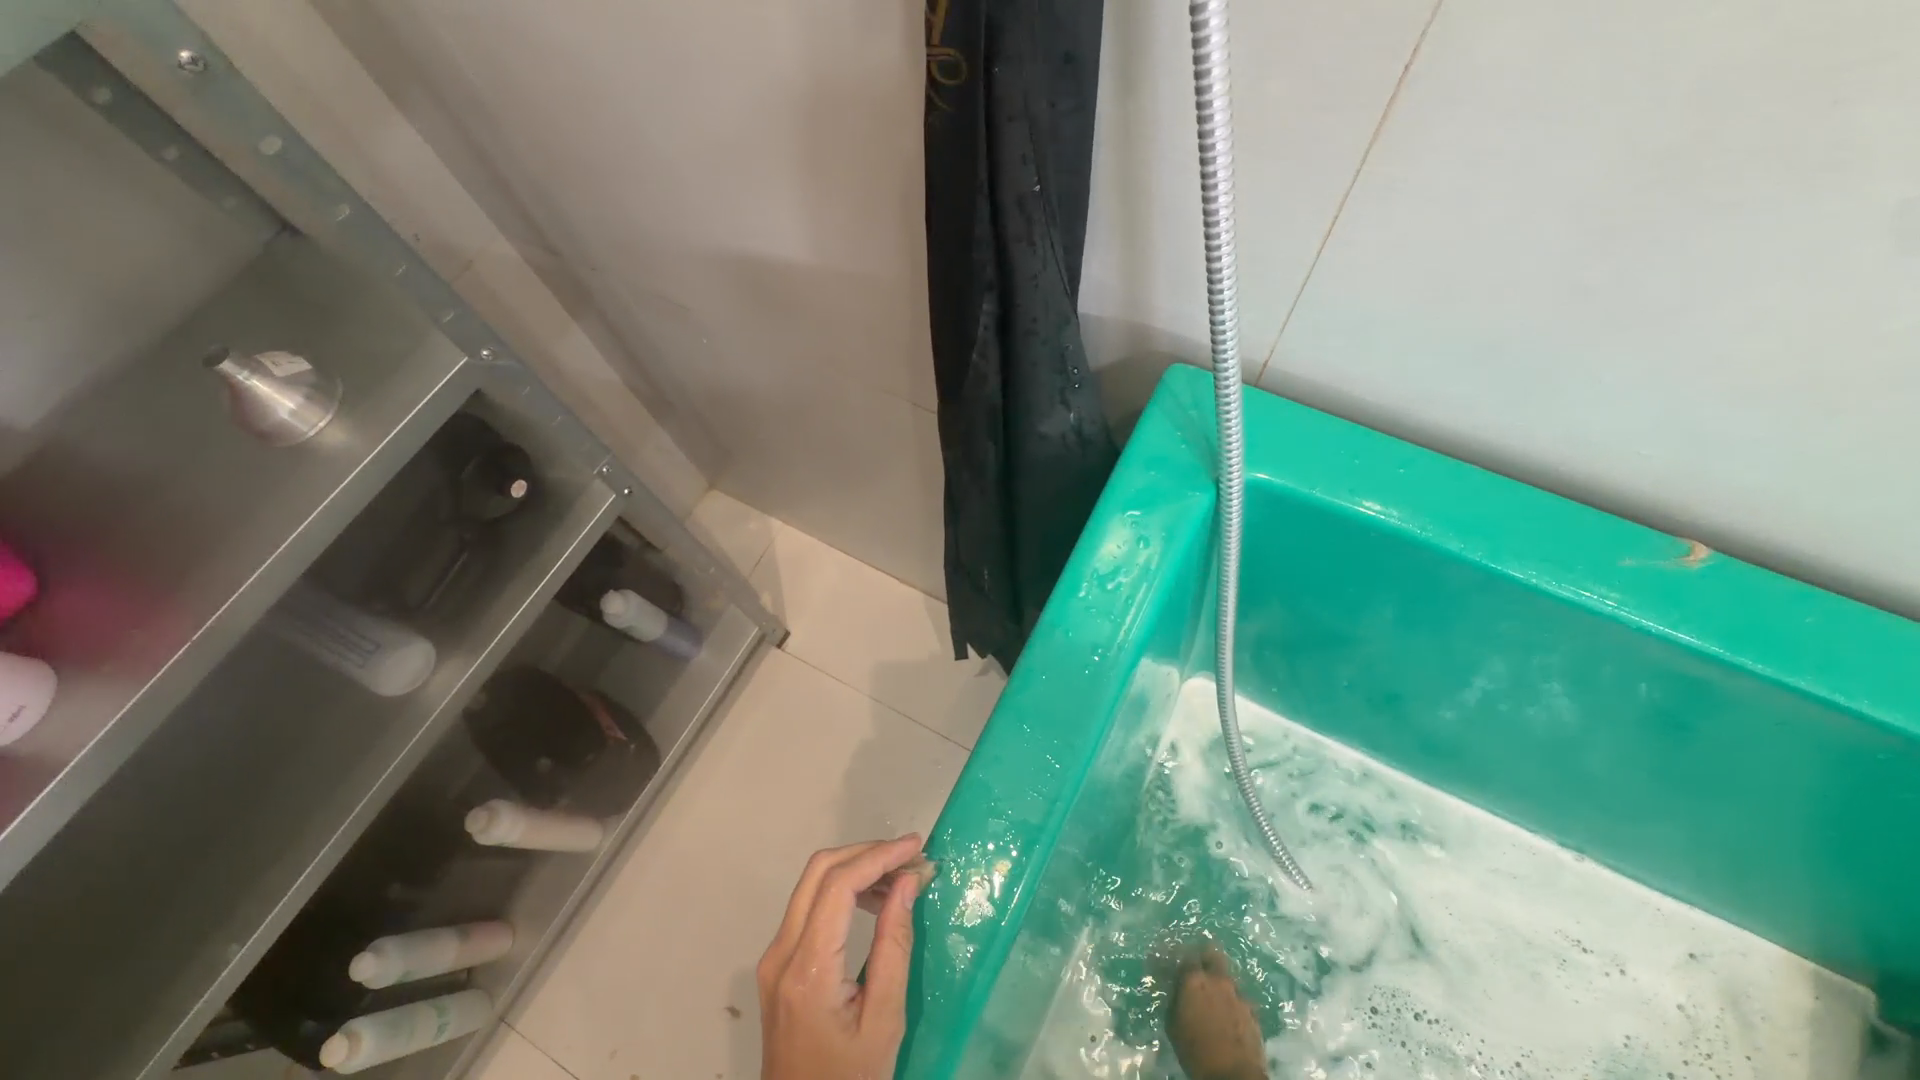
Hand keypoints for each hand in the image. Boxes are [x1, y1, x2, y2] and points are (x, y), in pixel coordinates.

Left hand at [758, 835, 927, 1079]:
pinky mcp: (778, 965)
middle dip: (867, 853)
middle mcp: (780, 953)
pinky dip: (842, 891)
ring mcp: (774, 958)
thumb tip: (906, 884)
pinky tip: (874, 901)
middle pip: (819, 872)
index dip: (879, 857)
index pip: (839, 885)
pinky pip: (808, 908)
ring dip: (856, 868)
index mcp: (807, 969)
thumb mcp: (884, 1021)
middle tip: (911, 857)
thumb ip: (894, 947)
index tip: (917, 847)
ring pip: (811, 884)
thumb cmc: (852, 1078)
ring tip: (901, 877)